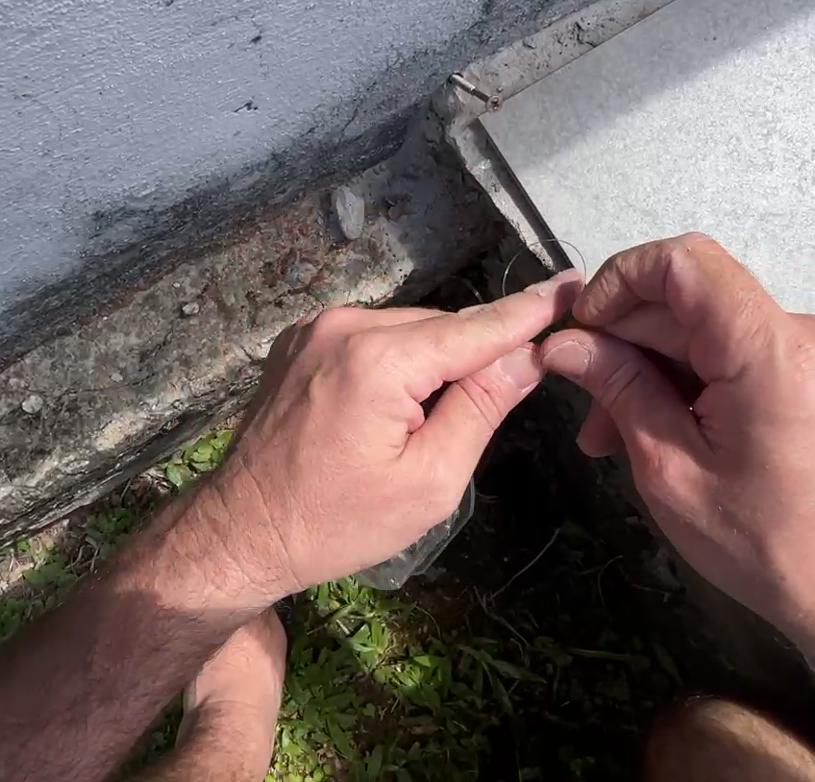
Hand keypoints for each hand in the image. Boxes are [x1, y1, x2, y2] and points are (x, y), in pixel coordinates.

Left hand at [198, 271, 582, 599]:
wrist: (242, 529)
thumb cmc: (338, 520)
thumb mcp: (428, 480)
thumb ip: (481, 408)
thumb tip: (527, 356)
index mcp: (379, 359)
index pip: (475, 328)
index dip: (528, 311)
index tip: (572, 284)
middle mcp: (345, 325)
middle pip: (441, 329)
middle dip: (472, 359)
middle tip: (478, 410)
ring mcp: (316, 327)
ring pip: (407, 331)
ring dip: (431, 363)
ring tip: (418, 425)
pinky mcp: (301, 338)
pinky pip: (372, 337)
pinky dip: (396, 360)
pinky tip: (389, 406)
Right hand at [537, 234, 814, 664]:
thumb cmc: (772, 548)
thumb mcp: (672, 470)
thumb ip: (618, 389)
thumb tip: (561, 343)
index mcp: (770, 351)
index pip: (683, 262)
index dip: (619, 278)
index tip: (583, 328)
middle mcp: (803, 332)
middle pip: (686, 304)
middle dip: (623, 344)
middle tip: (583, 405)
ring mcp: (814, 352)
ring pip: (703, 333)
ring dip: (649, 371)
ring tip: (610, 434)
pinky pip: (732, 355)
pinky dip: (687, 382)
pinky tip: (657, 429)